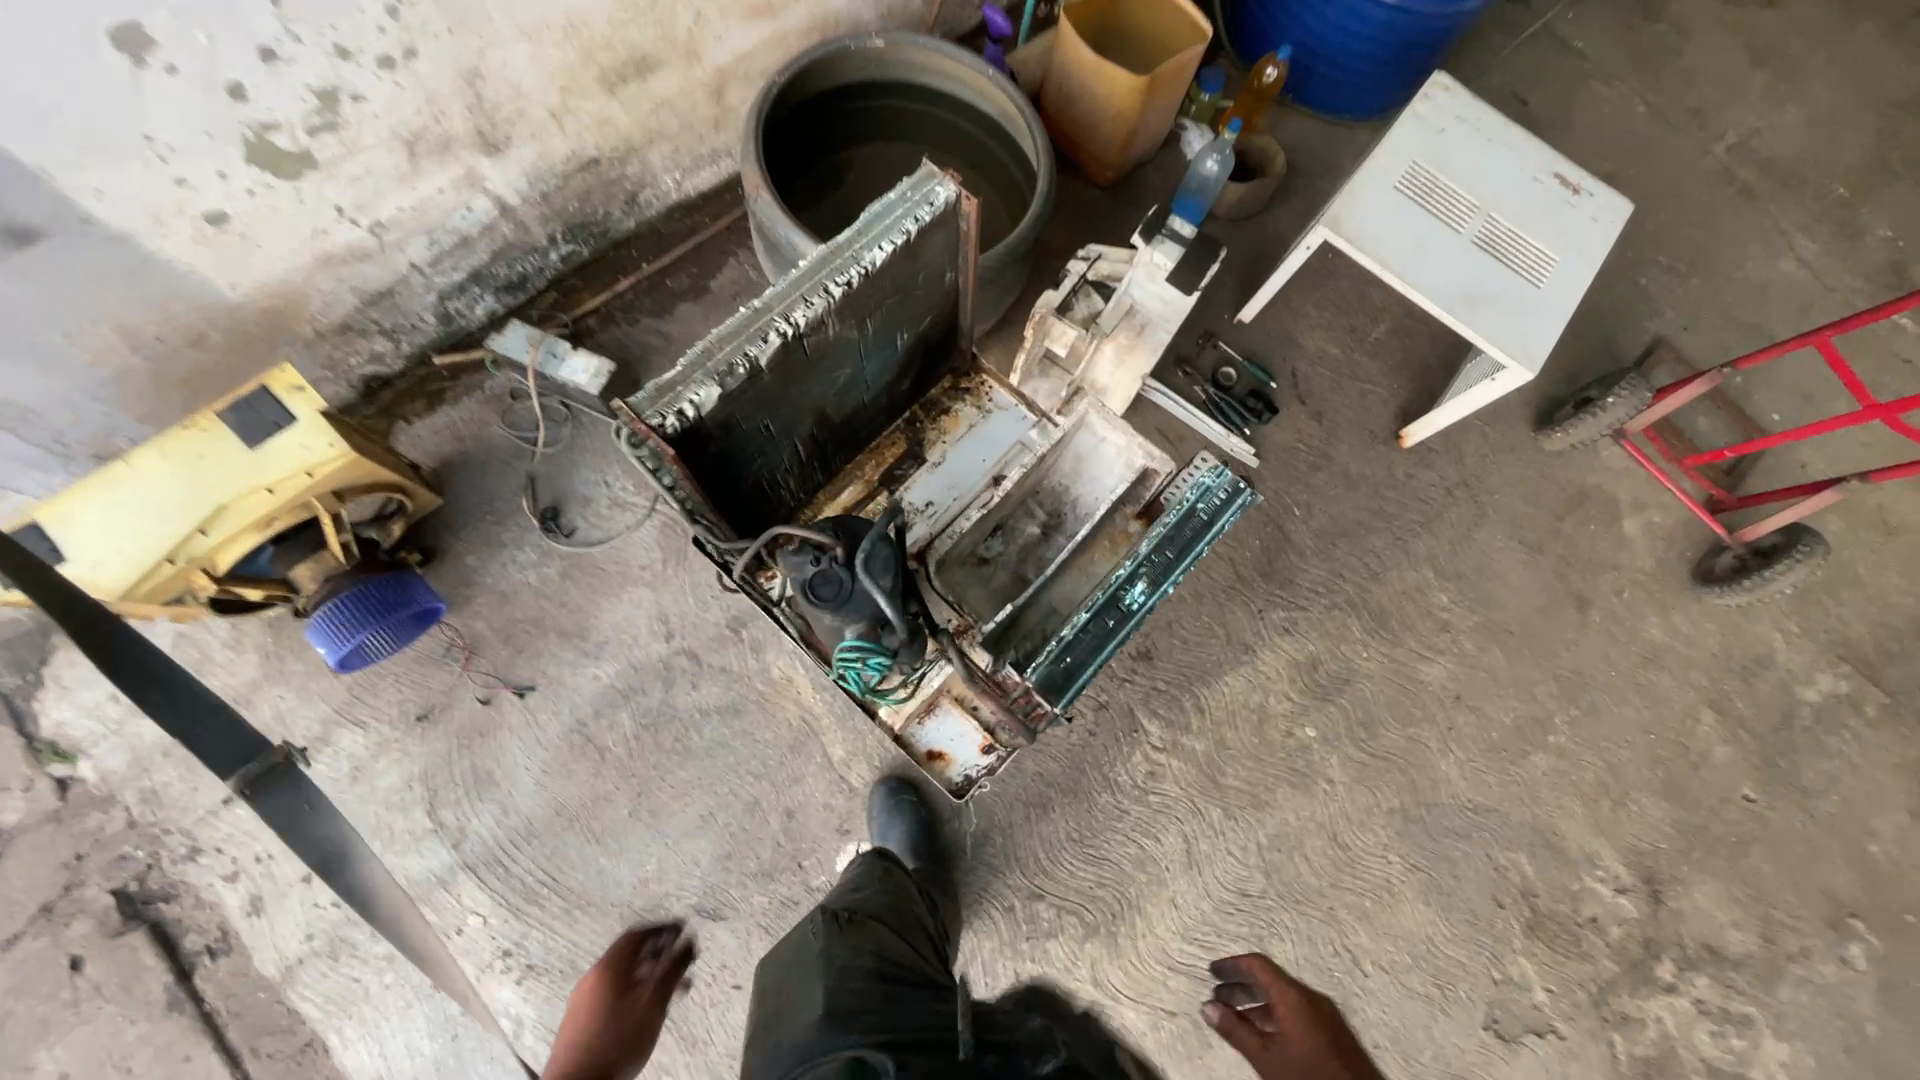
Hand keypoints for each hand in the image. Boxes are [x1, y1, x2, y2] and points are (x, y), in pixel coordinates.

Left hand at [544, 923, 695, 1079]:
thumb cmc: (617, 1041)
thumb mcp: (653, 1002)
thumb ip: (672, 969)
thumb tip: (687, 943)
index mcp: (608, 967)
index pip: (637, 934)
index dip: (663, 929)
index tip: (682, 930)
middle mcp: (593, 977)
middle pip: (630, 955)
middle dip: (660, 954)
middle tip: (682, 959)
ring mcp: (585, 1000)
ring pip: (624, 977)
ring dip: (650, 975)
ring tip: (674, 988)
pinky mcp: (582, 1020)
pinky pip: (614, 994)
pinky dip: (636, 991)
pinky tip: (649, 1009)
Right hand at [1202, 953, 1384, 1079]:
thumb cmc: (1308, 1076)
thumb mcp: (1266, 1057)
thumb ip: (1236, 1031)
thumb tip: (1207, 1007)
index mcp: (1294, 996)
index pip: (1258, 965)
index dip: (1232, 965)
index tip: (1211, 972)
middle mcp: (1310, 997)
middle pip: (1270, 979)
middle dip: (1241, 985)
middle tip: (1217, 995)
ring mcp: (1325, 1013)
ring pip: (1283, 996)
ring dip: (1257, 1002)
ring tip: (1233, 1017)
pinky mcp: (1333, 1030)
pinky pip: (1296, 1010)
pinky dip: (1274, 1014)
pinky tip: (1263, 1033)